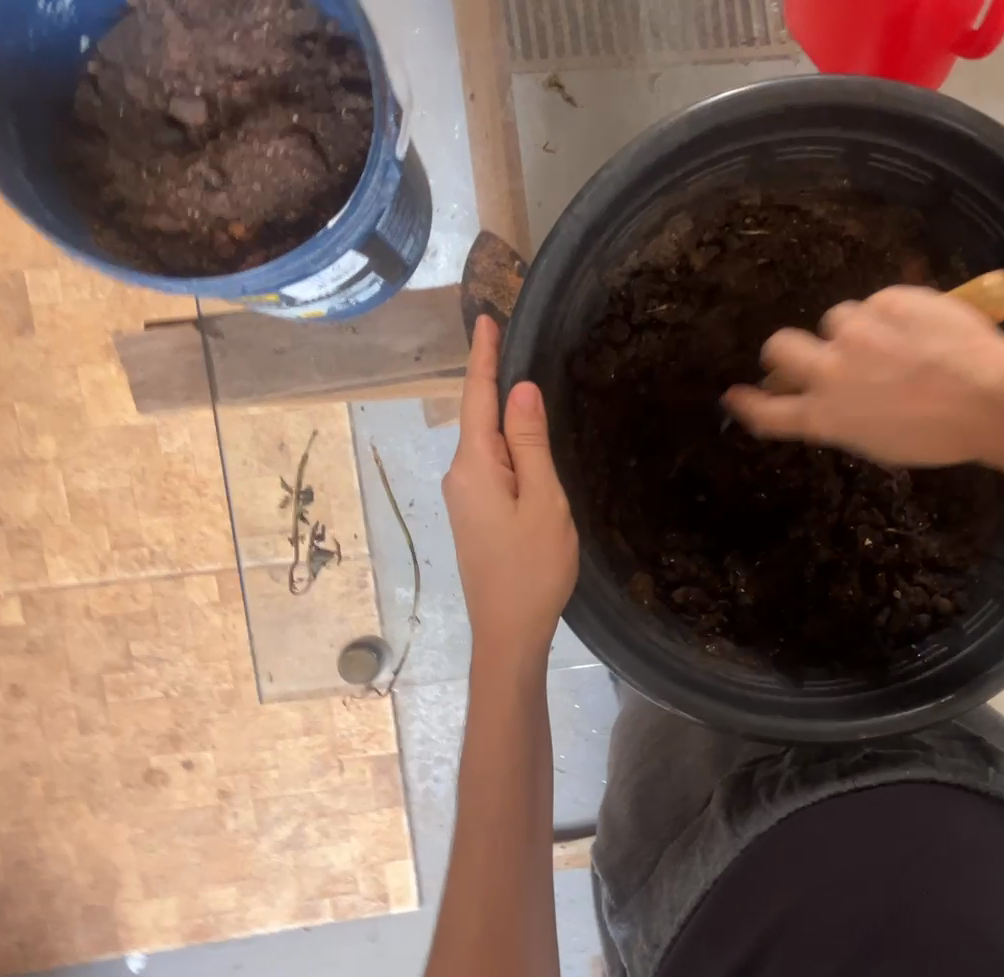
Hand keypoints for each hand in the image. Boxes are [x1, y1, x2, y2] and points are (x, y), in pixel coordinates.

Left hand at [443, 316, 578, 659]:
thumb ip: (529, 444)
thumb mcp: (543, 501)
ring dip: (504, 416)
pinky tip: (527, 444)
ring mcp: (464, 498)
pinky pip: (490, 466)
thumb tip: (520, 389)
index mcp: (476, 466)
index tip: (488, 318)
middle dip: (495, 381)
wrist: (509, 630)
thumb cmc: (533, 567)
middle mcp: (460, 475)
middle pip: (479, 418)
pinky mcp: (474, 515)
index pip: (478, 398)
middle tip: (518, 343)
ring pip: (487, 445)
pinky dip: (507, 446)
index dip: (485, 358)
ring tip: (530, 388)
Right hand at [722, 285, 1003, 466]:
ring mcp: (857, 331)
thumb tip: (833, 399)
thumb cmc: (939, 436)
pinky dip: (890, 315)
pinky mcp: (888, 300)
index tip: (734, 396)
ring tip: (892, 344)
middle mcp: (830, 371)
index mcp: (826, 417)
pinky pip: (877, 303)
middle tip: (805, 353)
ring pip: (835, 319)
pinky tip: (920, 331)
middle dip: (783, 350)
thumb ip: (843, 418)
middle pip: (779, 347)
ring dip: (851, 330)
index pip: (768, 412)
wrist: (990, 398)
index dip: (747, 404)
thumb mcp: (878, 443)